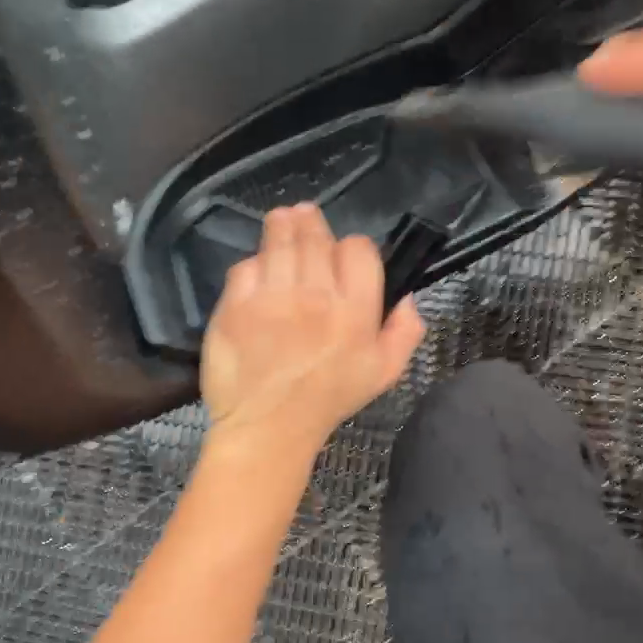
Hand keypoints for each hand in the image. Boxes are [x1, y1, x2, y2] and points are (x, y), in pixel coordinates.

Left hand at [201, 203, 425, 455]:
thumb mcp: (385, 373)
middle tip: (305, 214)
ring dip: (282, 226)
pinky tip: (258, 267)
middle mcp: (315, 297)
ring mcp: (272, 299)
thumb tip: (407, 297)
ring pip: (278, 243)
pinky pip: (245, 268)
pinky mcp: (235, 307)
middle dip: (311, 222)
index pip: (358, 251)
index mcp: (355, 312)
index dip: (353, 246)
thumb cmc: (329, 400)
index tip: (344, 253)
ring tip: (282, 220)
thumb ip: (405, 332)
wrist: (268, 427)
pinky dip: (253, 264)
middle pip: (315, 237)